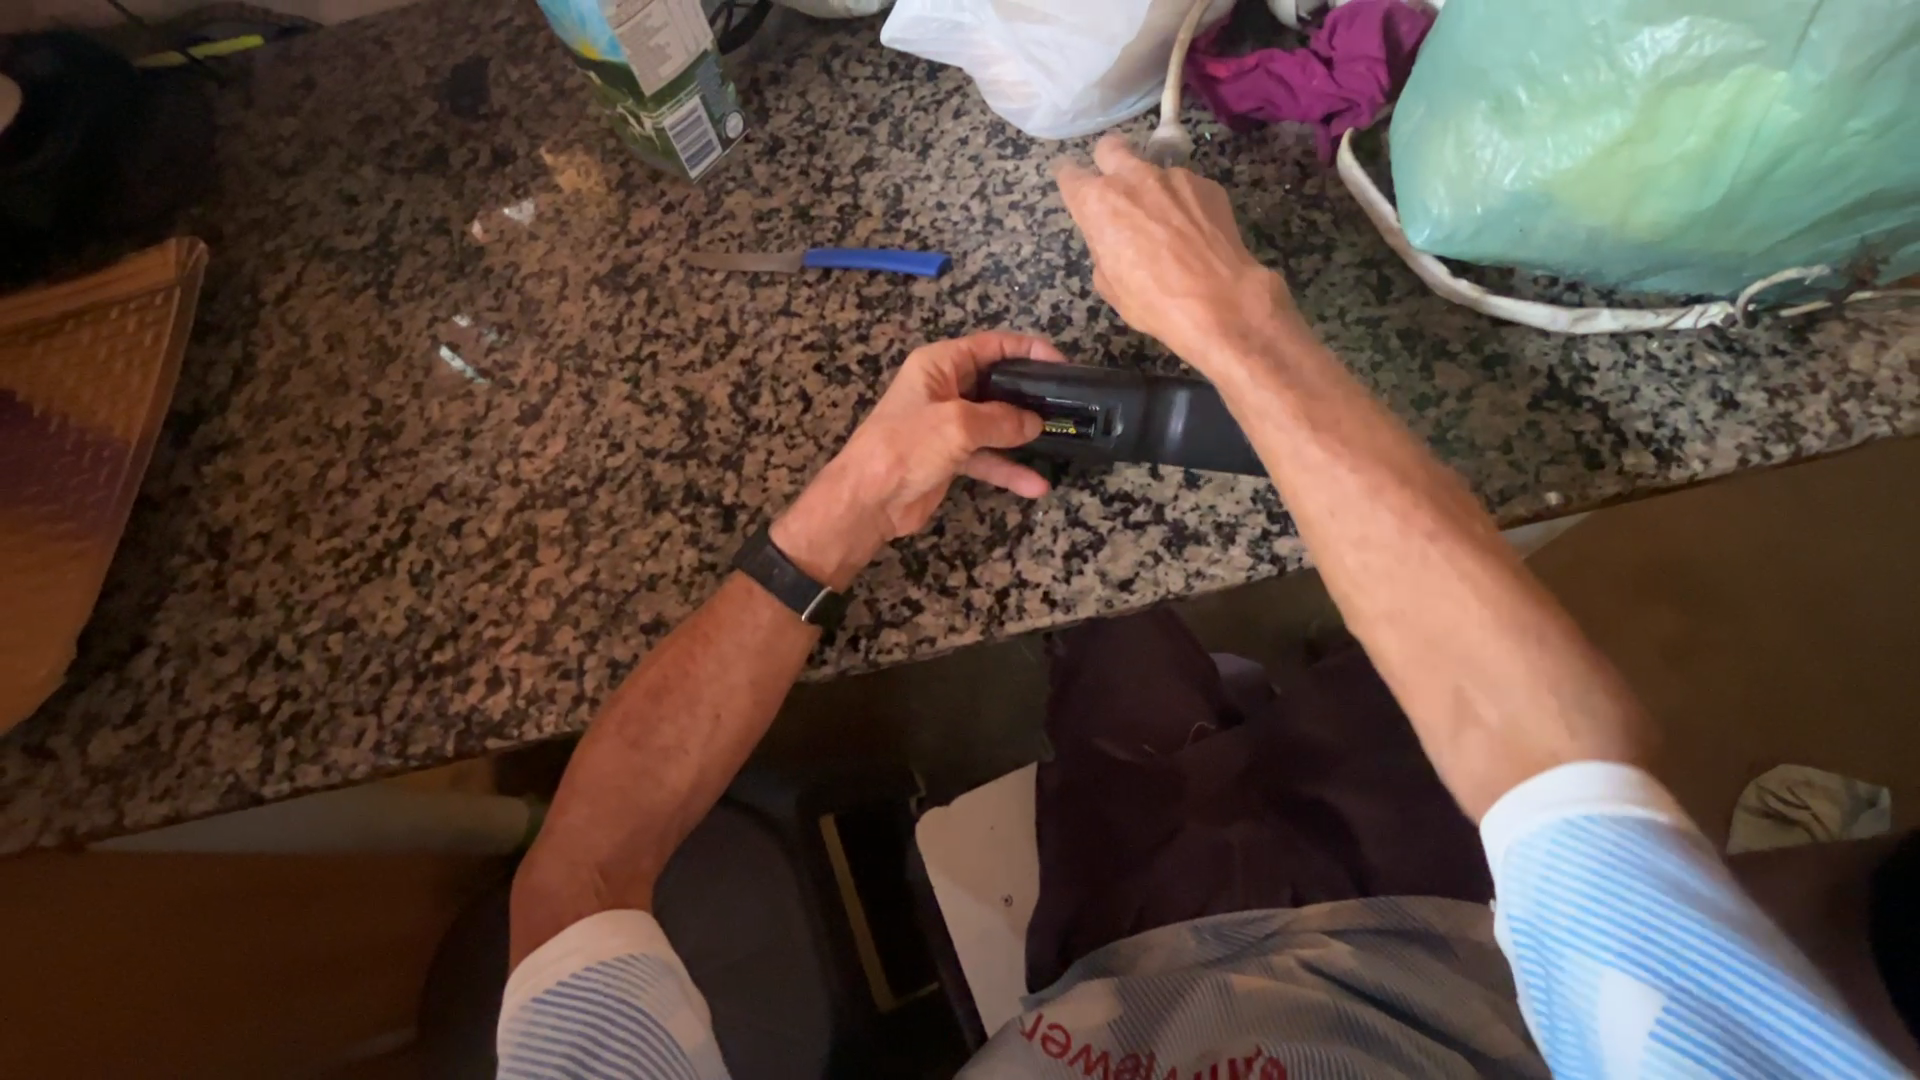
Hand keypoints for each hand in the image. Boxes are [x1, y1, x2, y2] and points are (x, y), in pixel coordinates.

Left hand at [770, 332, 1063, 588]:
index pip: (990, 346)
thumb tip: (1034, 422)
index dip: (1027, 350)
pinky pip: (987, 458)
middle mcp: (943, 389)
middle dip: (1029, 394)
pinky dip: (1009, 470)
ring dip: (1023, 436)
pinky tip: (1035, 486)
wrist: (869, 499)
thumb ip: (1001, 420)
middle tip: (1065, 403)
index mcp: (938, 365)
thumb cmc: (907, 447)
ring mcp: (947, 426)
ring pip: (995, 424)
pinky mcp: (949, 458)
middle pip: (996, 384)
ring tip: (1059, 440)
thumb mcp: (958, 424)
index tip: (1061, 363)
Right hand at [1053, 136, 1304, 376]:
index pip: (1069, 175)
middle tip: (1115, 190)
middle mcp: (1133, 178)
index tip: (1075, 193)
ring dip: (1150, 188)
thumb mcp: (1109, 285)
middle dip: (1107, 163)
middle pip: (1109, 147)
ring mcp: (1173, 176)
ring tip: (1164, 224)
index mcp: (1098, 203)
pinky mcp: (1206, 184)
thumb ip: (1102, 249)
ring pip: (1152, 169)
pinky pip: (1185, 187)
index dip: (1070, 184)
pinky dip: (1182, 203)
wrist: (1216, 299)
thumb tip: (1111, 241)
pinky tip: (1191, 232)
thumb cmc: (1151, 300)